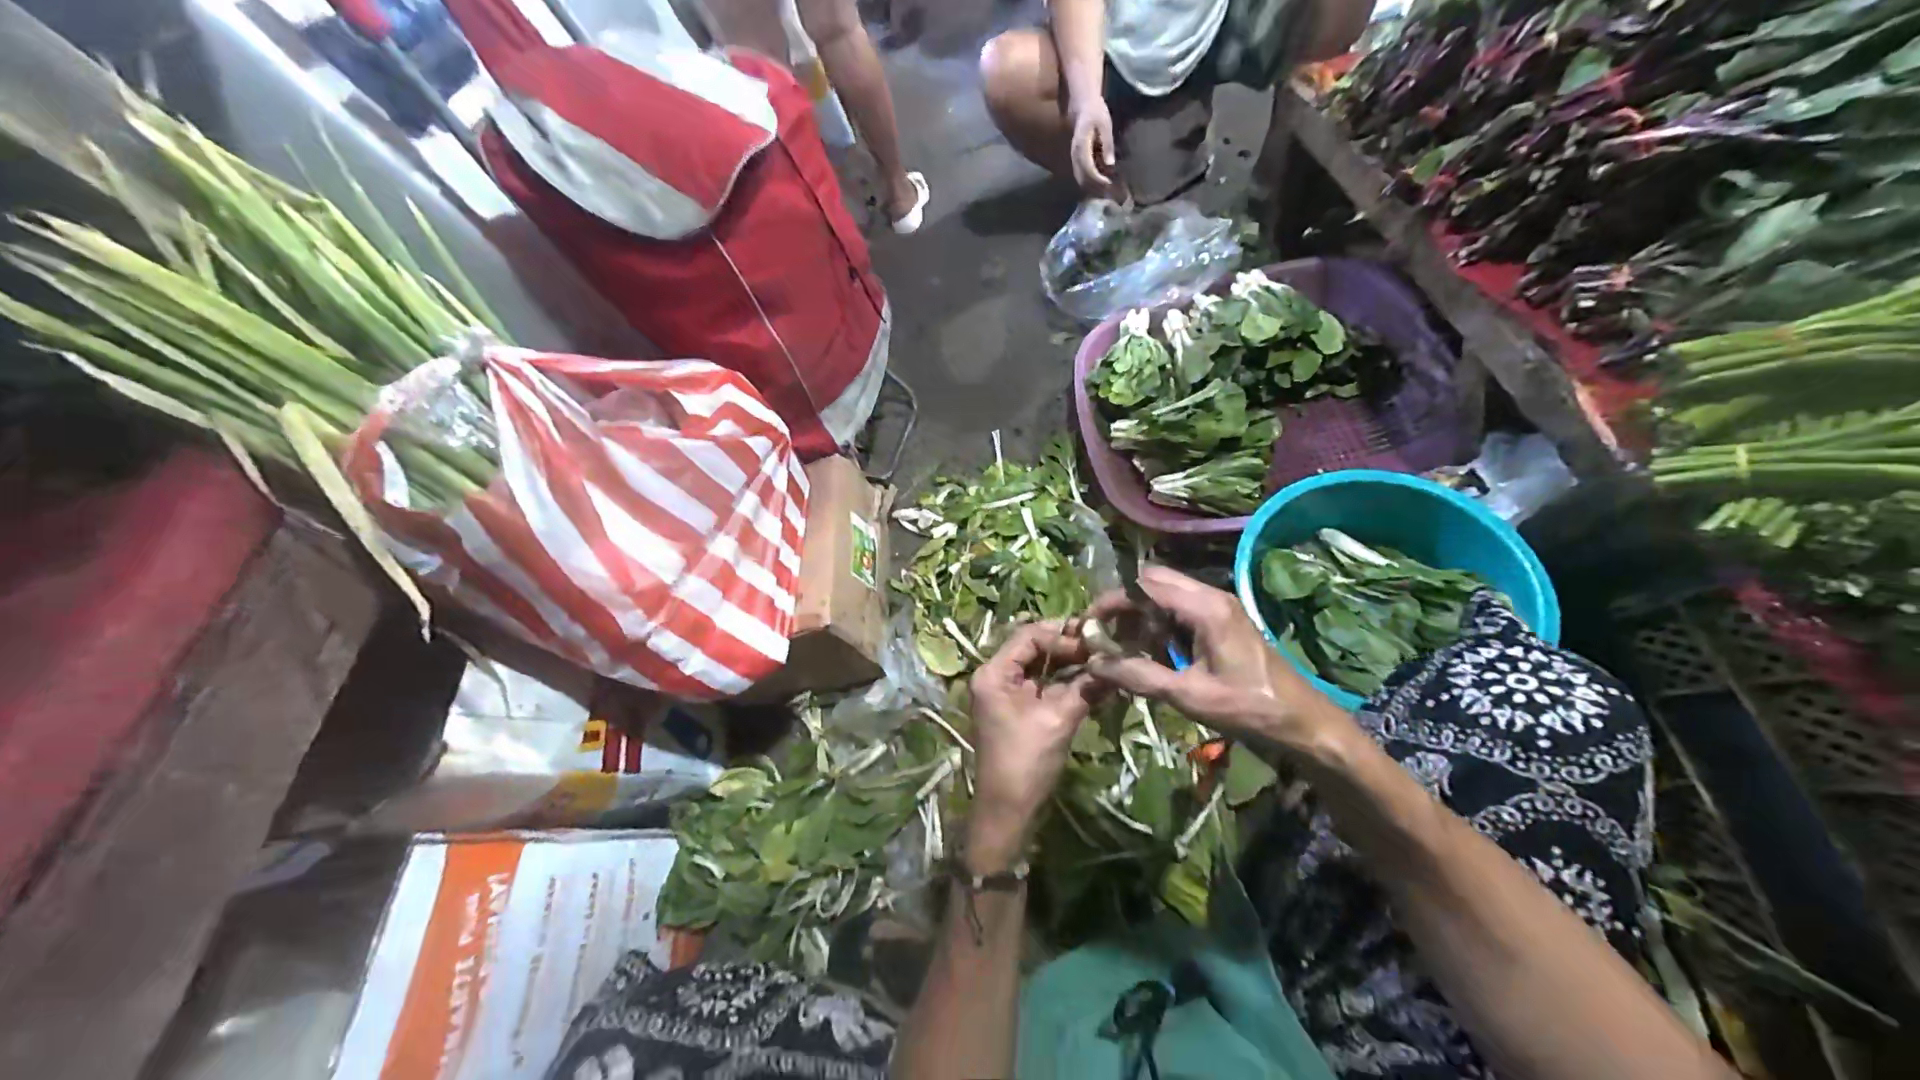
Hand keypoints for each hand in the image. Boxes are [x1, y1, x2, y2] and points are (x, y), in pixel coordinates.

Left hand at [965, 621, 1101, 869]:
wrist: (1008, 811)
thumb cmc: (1026, 762)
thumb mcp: (1058, 720)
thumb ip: (1085, 688)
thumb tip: (1115, 665)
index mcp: (993, 673)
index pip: (1028, 636)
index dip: (1062, 636)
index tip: (1094, 643)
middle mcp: (996, 677)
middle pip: (1034, 649)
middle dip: (1069, 649)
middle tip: (1104, 648)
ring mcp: (1006, 694)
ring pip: (1042, 668)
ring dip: (1071, 666)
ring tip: (1104, 663)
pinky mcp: (1018, 710)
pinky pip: (1043, 687)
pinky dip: (1067, 684)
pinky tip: (1095, 683)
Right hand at [1068, 97, 1117, 195]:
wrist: (1083, 107)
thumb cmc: (1096, 113)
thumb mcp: (1105, 125)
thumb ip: (1107, 144)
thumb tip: (1110, 164)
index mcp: (1081, 147)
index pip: (1088, 170)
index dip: (1098, 181)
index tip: (1110, 186)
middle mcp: (1075, 156)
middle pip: (1083, 180)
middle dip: (1097, 190)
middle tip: (1112, 195)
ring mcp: (1075, 160)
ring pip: (1082, 181)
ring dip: (1094, 190)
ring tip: (1109, 193)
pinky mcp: (1077, 162)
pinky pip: (1082, 178)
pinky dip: (1092, 185)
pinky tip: (1103, 186)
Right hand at [1084, 567, 1355, 756]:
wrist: (1303, 721)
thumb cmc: (1248, 708)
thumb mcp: (1189, 695)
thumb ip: (1138, 676)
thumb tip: (1093, 663)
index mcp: (1205, 607)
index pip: (1144, 585)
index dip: (1112, 601)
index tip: (1089, 624)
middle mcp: (1211, 597)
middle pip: (1154, 583)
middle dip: (1123, 605)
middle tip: (1101, 634)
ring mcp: (1219, 607)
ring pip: (1166, 595)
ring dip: (1140, 615)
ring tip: (1119, 646)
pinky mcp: (1222, 621)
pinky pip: (1180, 609)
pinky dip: (1158, 624)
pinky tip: (1148, 651)